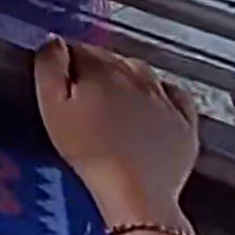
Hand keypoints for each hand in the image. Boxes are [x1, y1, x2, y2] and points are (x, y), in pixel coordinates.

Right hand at [34, 37, 198, 229]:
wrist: (134, 193)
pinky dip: (160, 90)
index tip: (60, 77)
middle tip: (80, 91)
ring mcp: (163, 98)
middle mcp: (135, 76)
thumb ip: (49, 66)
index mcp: (100, 70)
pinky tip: (149, 101)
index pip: (78, 48)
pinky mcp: (185, 122)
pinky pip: (174, 92)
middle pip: (108, 57)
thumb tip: (54, 40)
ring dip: (123, 74)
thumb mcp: (51, 105)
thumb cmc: (85, 149)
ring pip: (139, 70)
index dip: (65, 59)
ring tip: (111, 96)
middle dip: (92, 66)